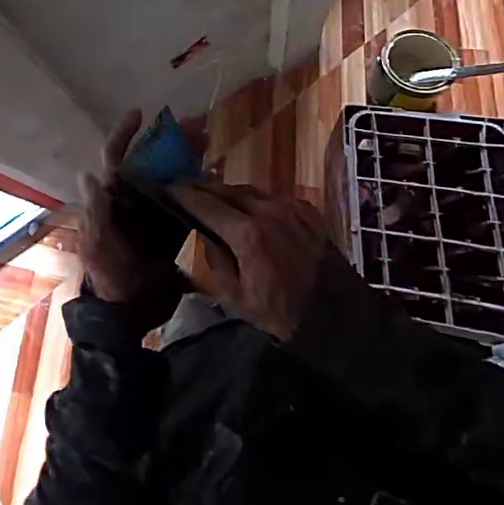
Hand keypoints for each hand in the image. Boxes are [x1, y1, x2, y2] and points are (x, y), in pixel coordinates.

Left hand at [79, 110, 188, 320]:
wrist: (132, 314)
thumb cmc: (108, 278)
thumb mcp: (97, 248)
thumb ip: (96, 214)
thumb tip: (88, 176)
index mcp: (111, 199)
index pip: (116, 158)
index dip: (125, 134)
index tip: (140, 114)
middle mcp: (132, 198)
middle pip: (151, 160)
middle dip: (171, 140)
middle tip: (198, 127)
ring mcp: (153, 210)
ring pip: (171, 173)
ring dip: (188, 155)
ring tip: (209, 142)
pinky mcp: (172, 225)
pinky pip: (187, 197)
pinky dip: (200, 182)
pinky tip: (217, 172)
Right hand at [173, 181, 335, 339]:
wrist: (336, 316)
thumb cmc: (280, 312)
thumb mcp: (235, 297)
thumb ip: (213, 260)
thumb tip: (201, 233)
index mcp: (247, 234)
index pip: (205, 203)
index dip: (183, 195)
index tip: (167, 189)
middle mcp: (268, 211)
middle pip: (226, 189)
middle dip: (204, 188)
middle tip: (186, 189)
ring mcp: (290, 207)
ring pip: (249, 190)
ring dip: (229, 193)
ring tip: (214, 198)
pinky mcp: (306, 209)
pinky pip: (272, 197)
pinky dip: (255, 200)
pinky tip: (249, 210)